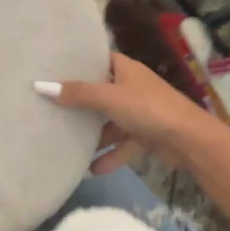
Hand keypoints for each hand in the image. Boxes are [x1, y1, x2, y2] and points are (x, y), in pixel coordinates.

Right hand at [39, 53, 222, 173]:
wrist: (189, 140)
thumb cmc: (148, 108)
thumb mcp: (109, 98)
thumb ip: (77, 94)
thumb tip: (40, 86)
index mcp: (126, 69)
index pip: (99, 61)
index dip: (80, 64)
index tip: (54, 69)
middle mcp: (133, 87)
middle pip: (101, 93)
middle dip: (80, 102)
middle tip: (51, 106)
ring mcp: (140, 113)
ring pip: (110, 122)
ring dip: (94, 135)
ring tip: (66, 143)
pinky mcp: (146, 136)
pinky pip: (123, 145)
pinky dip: (110, 156)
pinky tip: (91, 169)